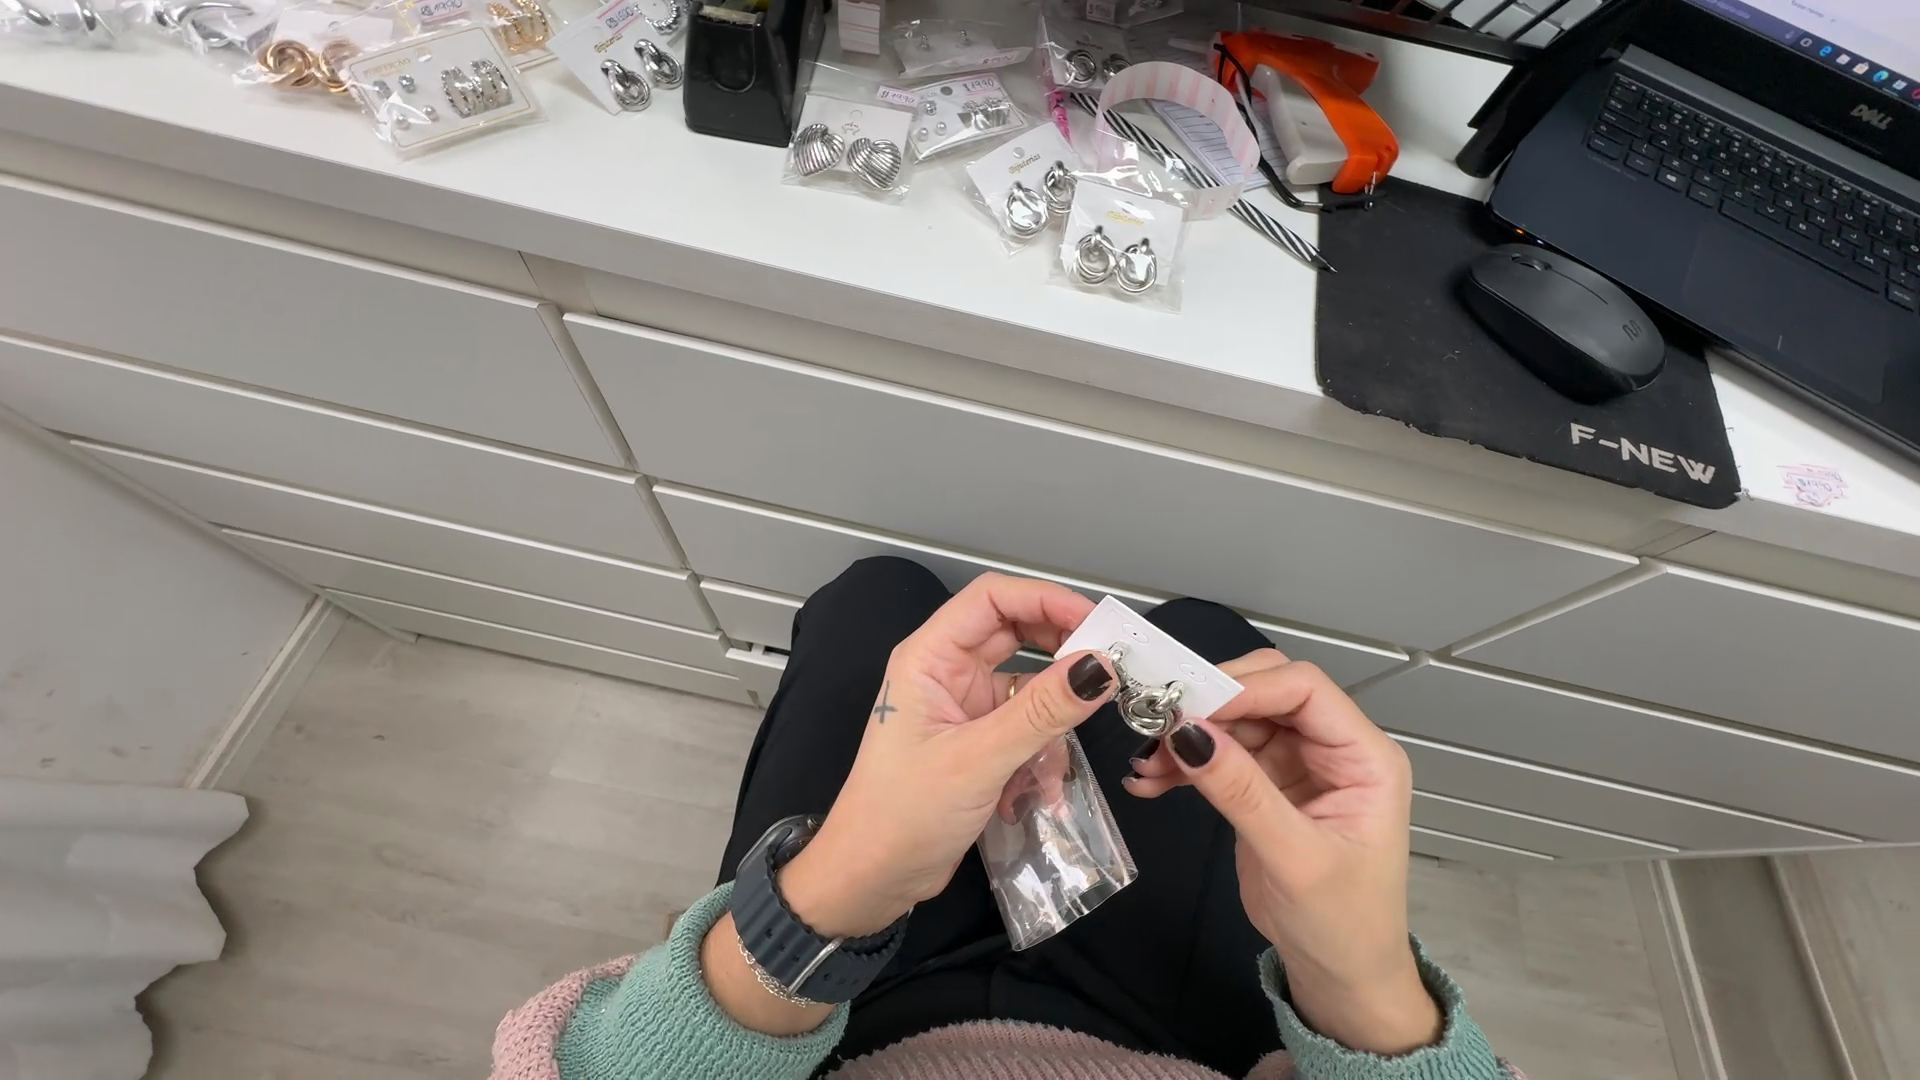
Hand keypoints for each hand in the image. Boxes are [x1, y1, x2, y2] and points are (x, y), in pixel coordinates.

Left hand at [780, 574, 1118, 939]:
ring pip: (1025, 684)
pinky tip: (1041, 788)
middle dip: (1060, 648)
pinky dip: (1042, 749)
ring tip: (1066, 746)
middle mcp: (946, 670)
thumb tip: (1099, 667)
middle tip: (1106, 667)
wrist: (871, 879)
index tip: (1095, 622)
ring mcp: (962, 705)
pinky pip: (1024, 725)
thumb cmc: (903, 813)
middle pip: (1013, 632)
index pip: (992, 598)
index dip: (1045, 598)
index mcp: (929, 656)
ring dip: (1052, 713)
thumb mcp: (978, 759)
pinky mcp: (977, 739)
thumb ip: (1042, 712)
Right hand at [1125, 651, 1441, 1055]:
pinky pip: (1216, 752)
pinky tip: (1149, 781)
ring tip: (1145, 763)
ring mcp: (1292, 761)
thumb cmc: (1341, 923)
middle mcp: (1329, 746)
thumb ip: (1241, 791)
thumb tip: (1184, 730)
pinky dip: (1182, 762)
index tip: (1188, 705)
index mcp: (1363, 755)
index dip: (1246, 687)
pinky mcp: (1261, 781)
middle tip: (1159, 721)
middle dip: (1210, 703)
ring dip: (1186, 735)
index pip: (1303, 688)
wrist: (1338, 977)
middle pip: (1264, 691)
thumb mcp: (1294, 858)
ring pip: (1231, 719)